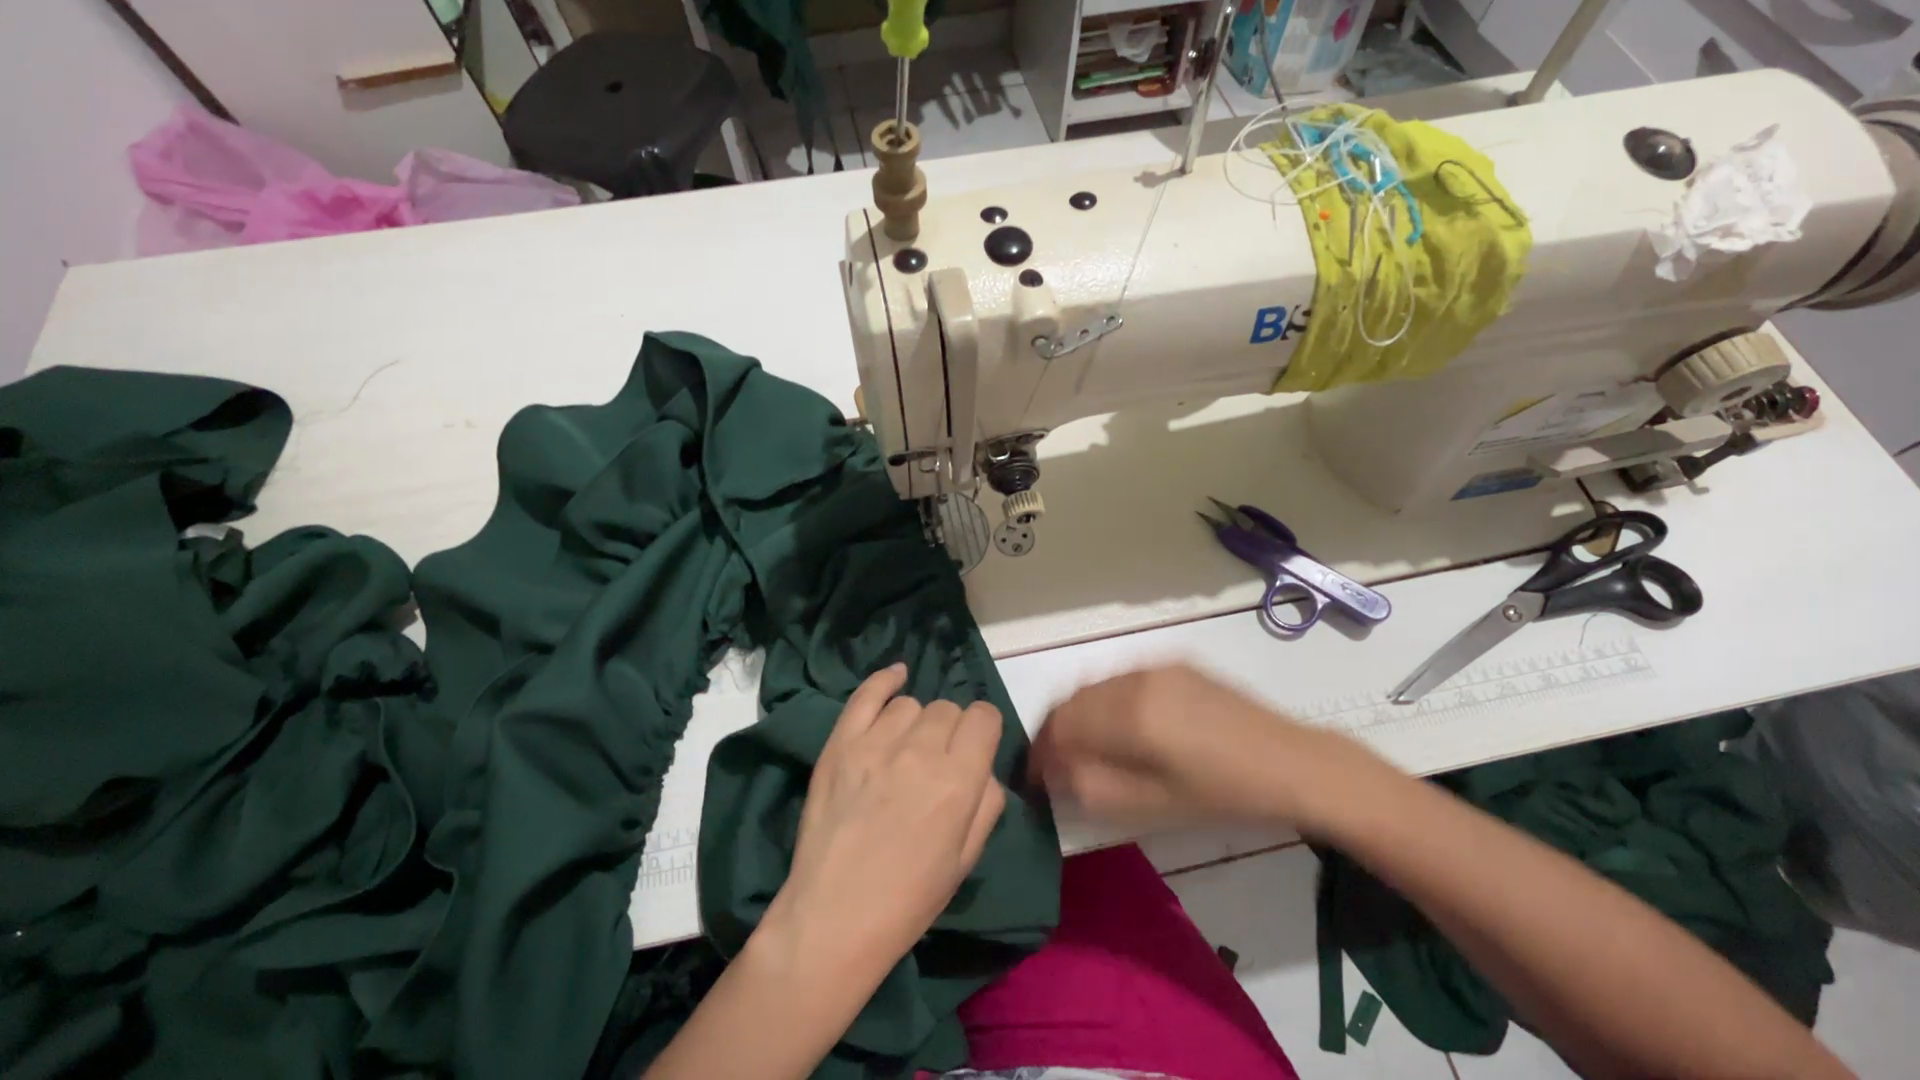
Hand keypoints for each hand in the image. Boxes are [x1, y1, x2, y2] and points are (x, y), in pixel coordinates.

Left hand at [766, 664, 1006, 978]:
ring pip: (911, 704)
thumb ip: (986, 802)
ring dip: (917, 722)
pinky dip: (884, 682)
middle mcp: (920, 751)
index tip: (975, 751)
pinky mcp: (838, 745)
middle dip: (951, 731)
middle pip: (948, 709)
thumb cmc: (910, 899)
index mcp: (959, 780)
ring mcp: (874, 743)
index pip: (984, 718)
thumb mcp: (967, 858)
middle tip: (938, 764)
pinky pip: (866, 695)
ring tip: (907, 752)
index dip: (984, 732)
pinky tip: (896, 678)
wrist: (836, 917)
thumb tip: (981, 769)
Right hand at [1029, 662, 1379, 832]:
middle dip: (1058, 733)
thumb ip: (1087, 786)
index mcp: (1127, 714)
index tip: (1034, 780)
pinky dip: (1110, 702)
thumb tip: (1051, 772)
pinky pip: (1124, 679)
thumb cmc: (1219, 796)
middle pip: (1073, 701)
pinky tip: (1126, 730)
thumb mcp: (1147, 805)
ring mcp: (1158, 666)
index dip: (1039, 753)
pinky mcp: (1178, 664)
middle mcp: (1135, 679)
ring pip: (1097, 687)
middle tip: (1059, 768)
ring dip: (1082, 716)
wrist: (1291, 766)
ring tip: (1091, 751)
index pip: (1058, 725)